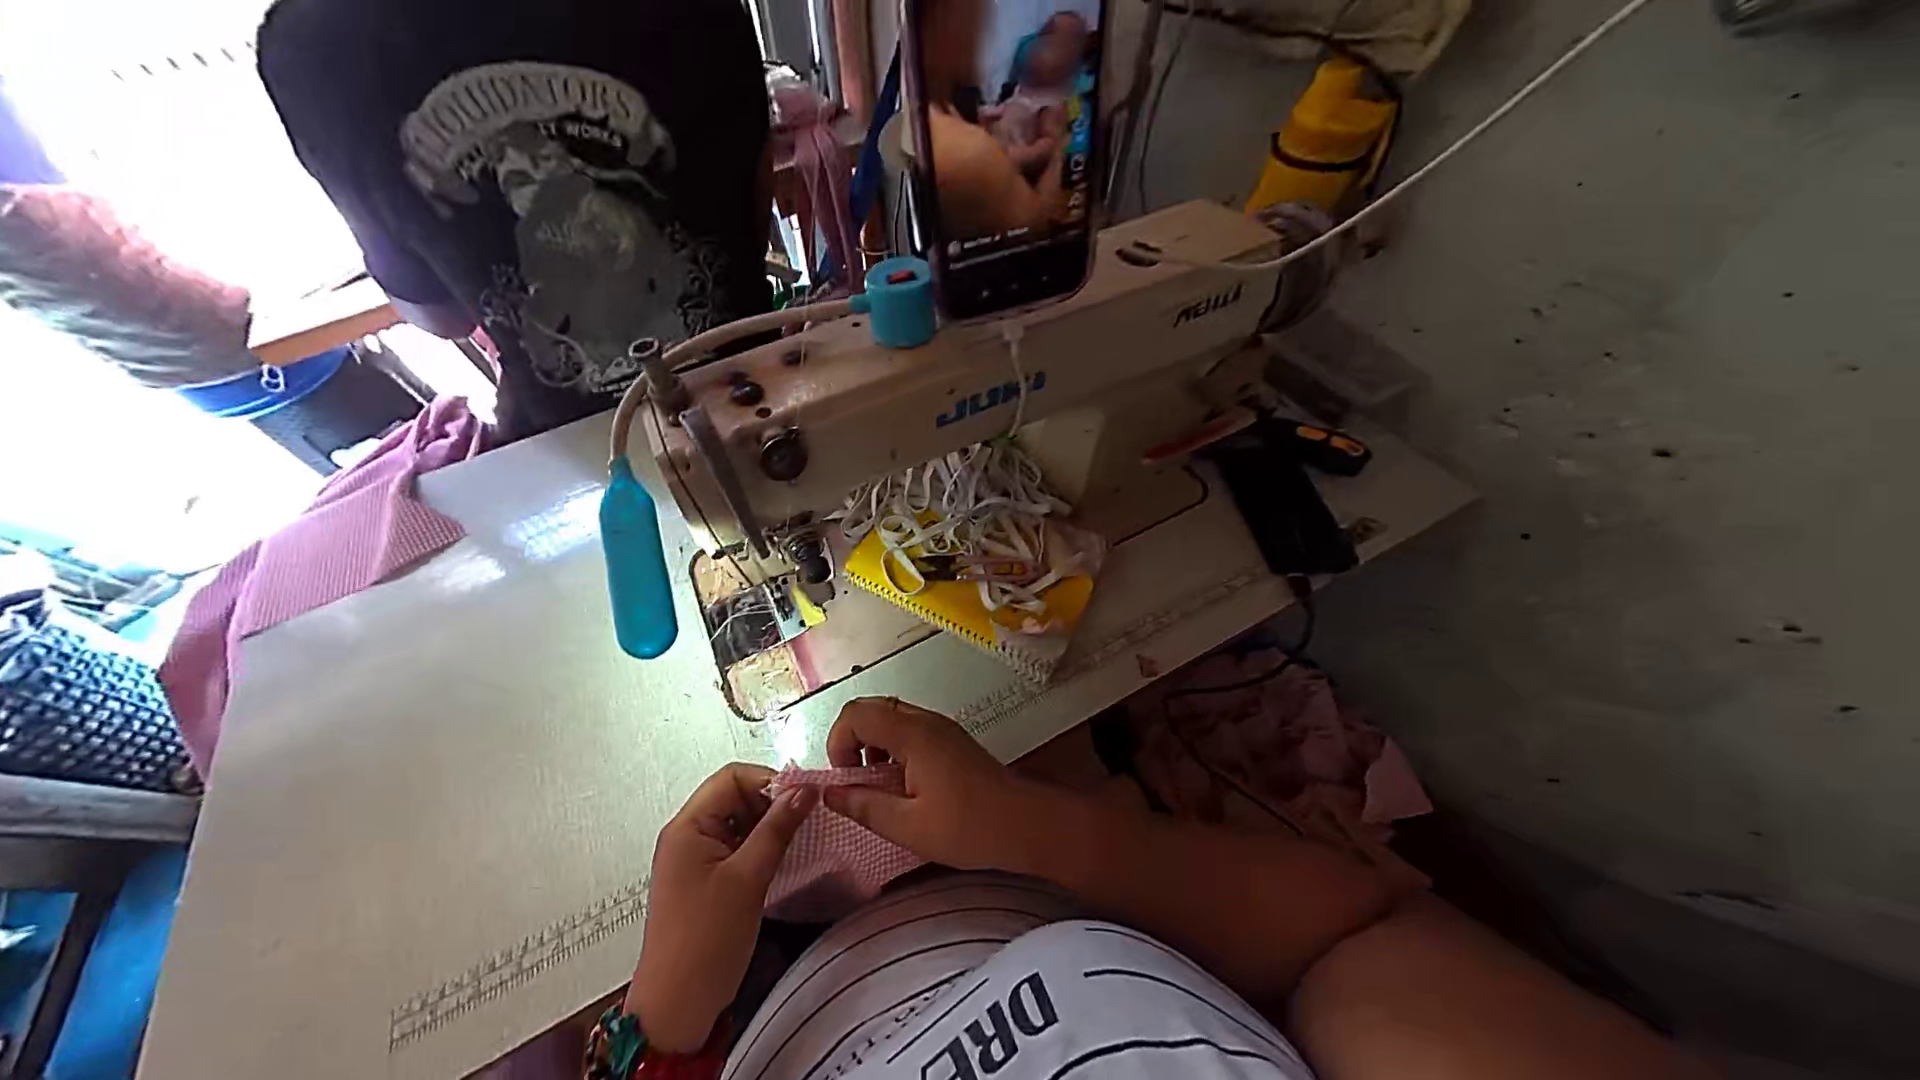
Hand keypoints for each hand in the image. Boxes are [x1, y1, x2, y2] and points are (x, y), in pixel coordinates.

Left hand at [627, 764, 815, 1051]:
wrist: (677, 1009)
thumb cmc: (706, 941)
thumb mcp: (748, 877)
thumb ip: (778, 827)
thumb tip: (805, 790)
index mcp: (688, 827)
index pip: (731, 777)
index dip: (768, 780)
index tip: (800, 797)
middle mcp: (688, 835)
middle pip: (735, 795)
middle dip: (771, 801)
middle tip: (802, 819)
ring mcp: (696, 857)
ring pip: (738, 819)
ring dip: (768, 824)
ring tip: (794, 838)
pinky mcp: (707, 878)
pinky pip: (737, 844)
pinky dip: (760, 844)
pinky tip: (780, 856)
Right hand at [822, 697, 1062, 872]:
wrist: (1025, 824)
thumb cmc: (968, 827)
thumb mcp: (908, 826)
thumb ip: (864, 806)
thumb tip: (829, 793)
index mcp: (913, 734)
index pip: (856, 713)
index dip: (838, 742)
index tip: (844, 778)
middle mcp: (925, 720)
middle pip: (871, 707)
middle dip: (851, 739)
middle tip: (854, 779)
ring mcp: (940, 726)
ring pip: (889, 716)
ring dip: (871, 743)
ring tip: (877, 785)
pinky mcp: (950, 738)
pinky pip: (908, 728)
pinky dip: (891, 747)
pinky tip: (901, 783)